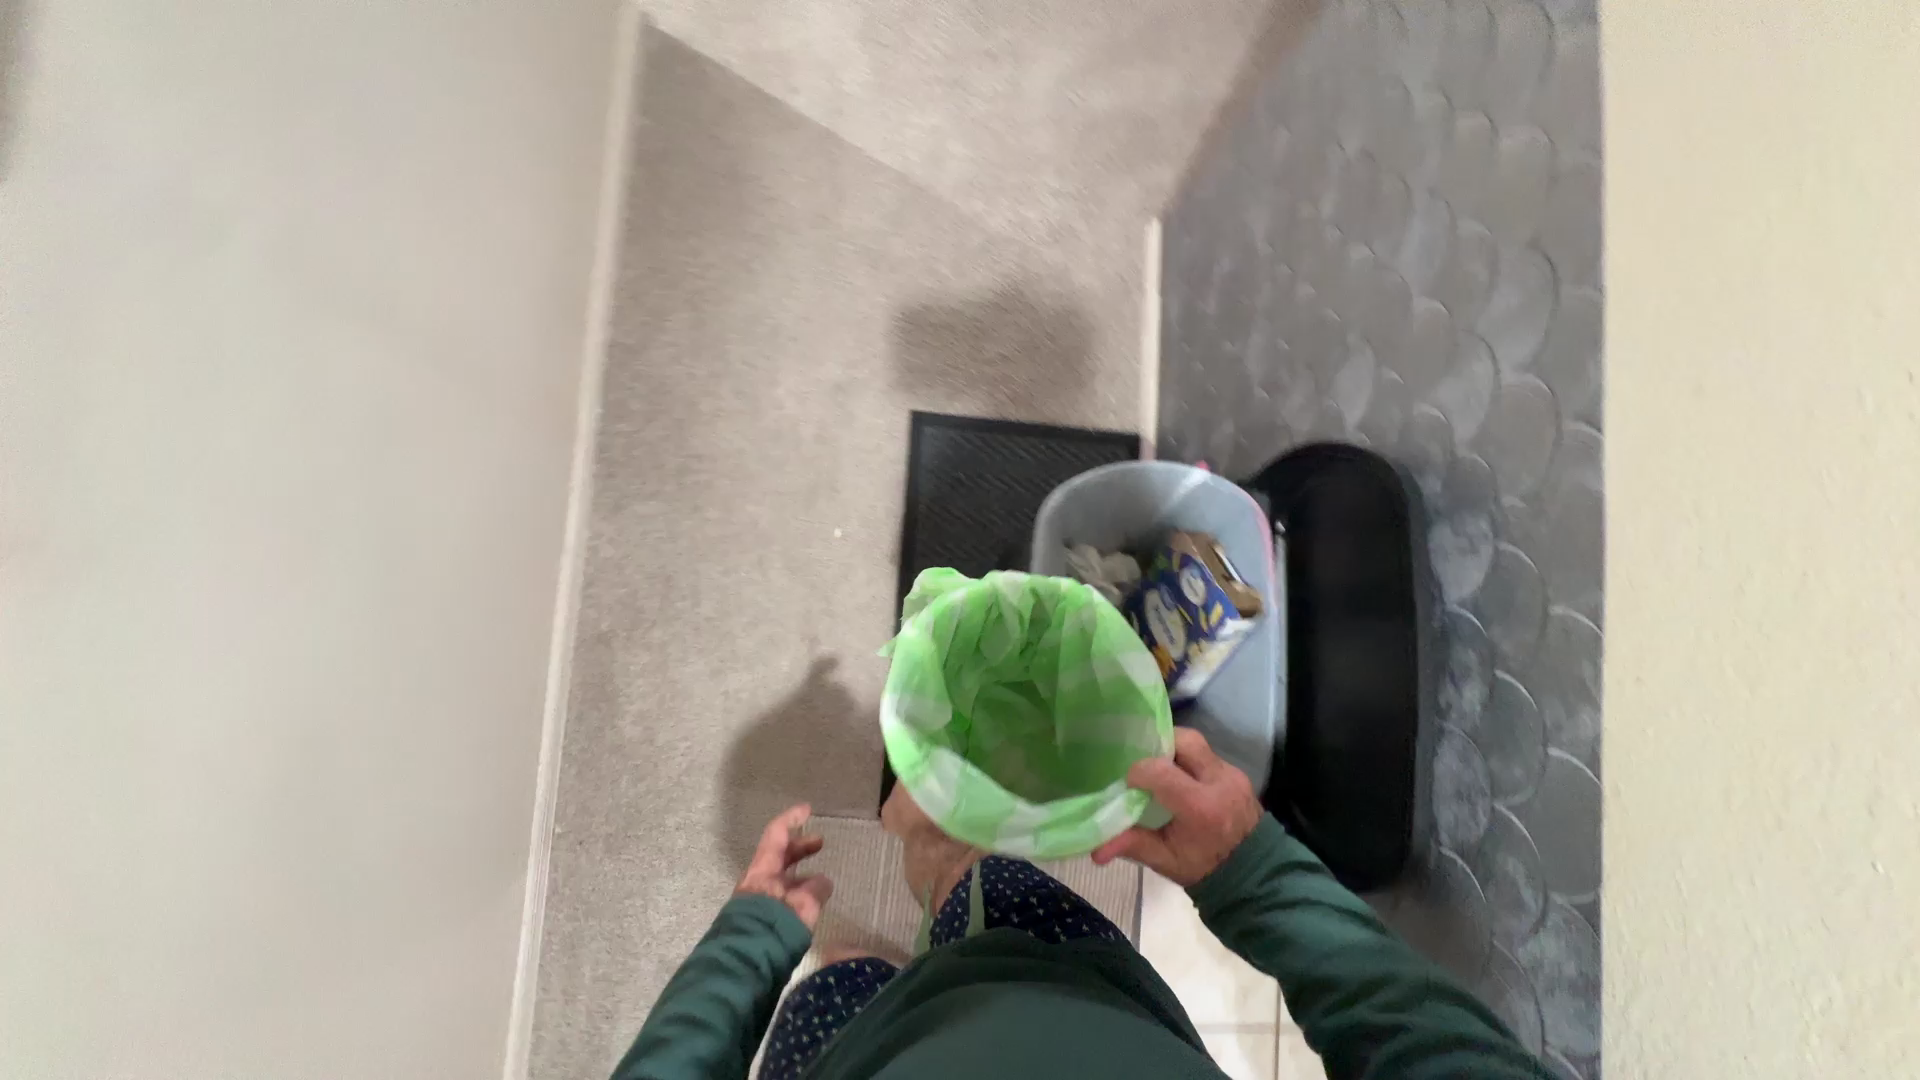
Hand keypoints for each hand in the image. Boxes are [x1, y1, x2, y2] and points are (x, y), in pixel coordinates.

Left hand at [735, 804, 833, 929]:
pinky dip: (796, 893)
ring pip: (780, 879)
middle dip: (800, 848)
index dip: (792, 819)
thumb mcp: (802, 906)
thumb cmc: (774, 928)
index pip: (776, 834)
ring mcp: (757, 902)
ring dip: (800, 874)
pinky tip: (810, 904)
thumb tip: (823, 882)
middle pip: (778, 856)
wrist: (744, 967)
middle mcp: (757, 882)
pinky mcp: (760, 921)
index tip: (808, 810)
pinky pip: (780, 898)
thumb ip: (815, 891)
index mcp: (763, 871)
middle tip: (820, 843)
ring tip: (821, 880)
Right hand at [1091, 729, 1261, 885]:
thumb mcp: (1165, 860)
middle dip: (1159, 746)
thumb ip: (1132, 845)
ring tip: (1161, 769)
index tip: (1129, 786)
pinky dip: (1189, 760)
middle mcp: (1219, 782)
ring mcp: (1232, 774)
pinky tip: (1180, 778)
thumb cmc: (1204, 868)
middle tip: (1145, 765)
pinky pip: (1207, 755)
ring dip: (1174, 750)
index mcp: (1200, 807)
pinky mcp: (1237, 773)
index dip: (1138, 772)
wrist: (1254, 874)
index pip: (1161, 771)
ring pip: (1197, 743)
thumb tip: (1094, 850)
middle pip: (1185, 741)